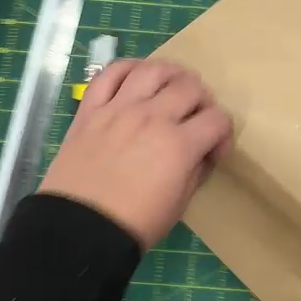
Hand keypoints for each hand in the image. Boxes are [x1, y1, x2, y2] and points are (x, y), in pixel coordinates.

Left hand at [39, 59, 232, 247]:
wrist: (77, 231)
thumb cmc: (134, 224)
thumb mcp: (179, 203)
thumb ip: (196, 169)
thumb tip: (201, 151)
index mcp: (179, 145)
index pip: (218, 119)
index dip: (224, 133)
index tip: (215, 151)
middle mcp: (152, 117)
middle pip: (191, 86)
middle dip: (203, 100)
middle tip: (196, 117)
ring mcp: (119, 109)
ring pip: (154, 70)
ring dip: (172, 74)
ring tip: (172, 87)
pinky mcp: (90, 110)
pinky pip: (110, 74)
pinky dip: (128, 68)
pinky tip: (137, 77)